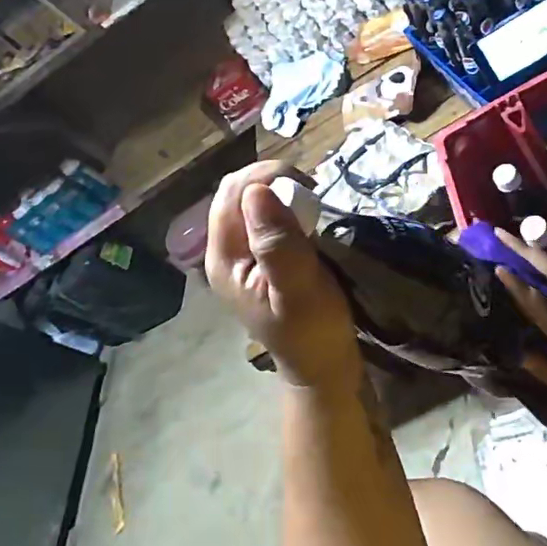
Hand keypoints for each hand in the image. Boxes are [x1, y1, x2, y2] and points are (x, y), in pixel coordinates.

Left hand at [205, 161, 363, 392]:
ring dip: (279, 191)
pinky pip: (263, 215)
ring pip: (250, 200)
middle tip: (310, 193)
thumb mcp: (300, 290)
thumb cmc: (314, 333)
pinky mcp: (257, 255)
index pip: (232, 192)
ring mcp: (239, 254)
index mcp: (223, 258)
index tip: (307, 188)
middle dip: (272, 180)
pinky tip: (304, 217)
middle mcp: (223, 251)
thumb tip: (257, 192)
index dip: (267, 178)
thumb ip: (276, 244)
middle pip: (236, 191)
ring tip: (309, 204)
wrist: (323, 368)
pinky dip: (283, 205)